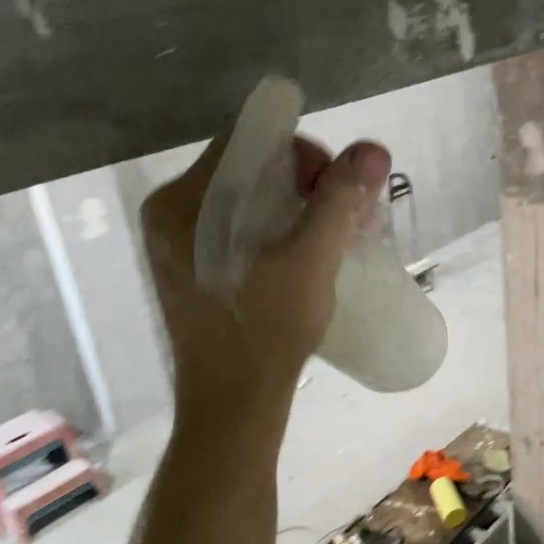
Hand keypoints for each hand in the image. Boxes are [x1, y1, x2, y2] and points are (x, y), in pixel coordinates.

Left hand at [139, 135, 391, 430]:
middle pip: (250, 165)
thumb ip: (339, 201)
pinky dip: (277, 225)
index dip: (304, 154)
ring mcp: (177, 239)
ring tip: (332, 235)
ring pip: (249, 194)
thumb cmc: (267, 331)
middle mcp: (170, 211)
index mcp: (183, 201)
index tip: (337, 190)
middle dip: (305, 181)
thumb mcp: (311, 260)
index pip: (251, 140)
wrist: (233, 403)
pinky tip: (306, 252)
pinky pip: (239, 221)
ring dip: (296, 204)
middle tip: (343, 215)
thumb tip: (373, 149)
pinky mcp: (192, 263)